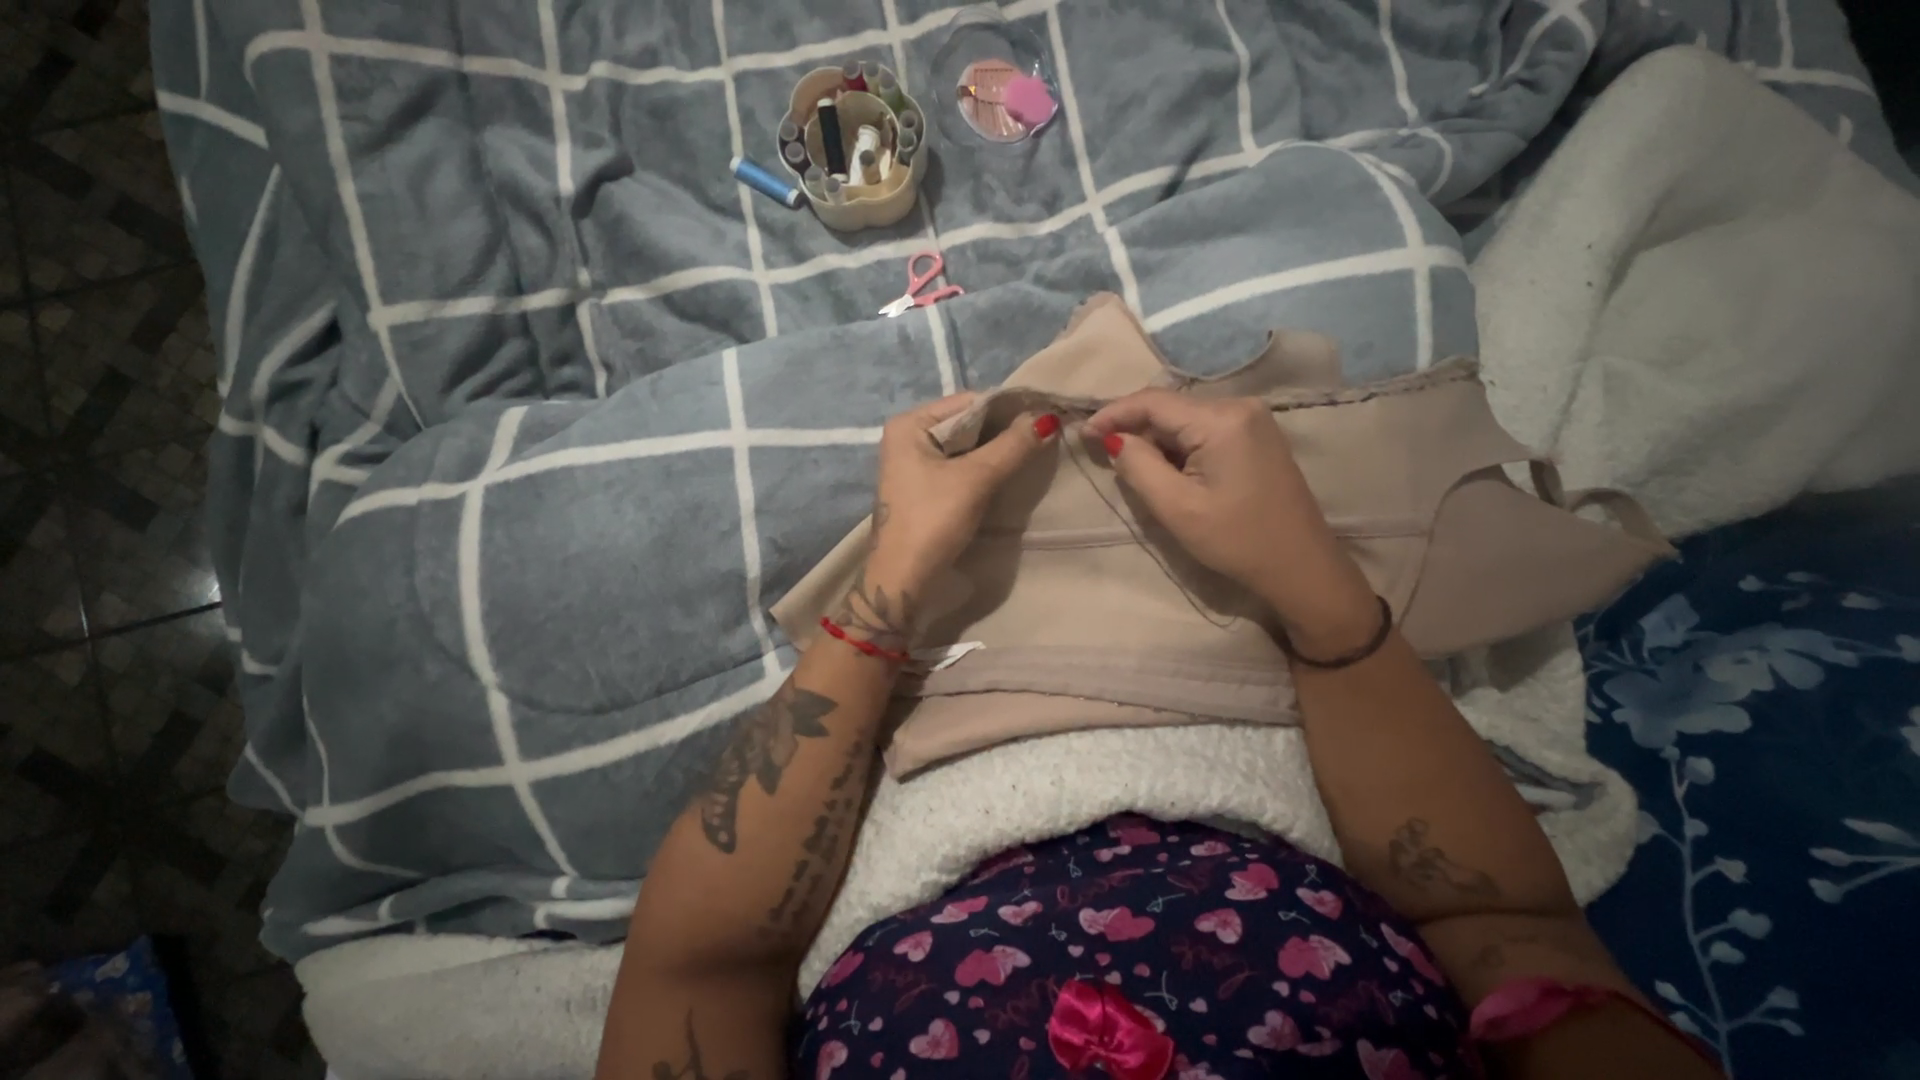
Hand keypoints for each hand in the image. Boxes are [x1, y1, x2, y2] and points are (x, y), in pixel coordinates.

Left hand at [841, 394, 1057, 648]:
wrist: (902, 581)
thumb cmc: (932, 522)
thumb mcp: (976, 479)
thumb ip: (1013, 445)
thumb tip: (1049, 417)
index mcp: (910, 423)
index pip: (969, 401)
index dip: (1008, 408)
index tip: (1046, 417)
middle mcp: (908, 436)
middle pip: (969, 422)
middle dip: (1004, 430)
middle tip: (1046, 436)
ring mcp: (915, 464)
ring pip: (967, 446)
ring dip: (998, 451)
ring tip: (1034, 453)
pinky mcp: (925, 488)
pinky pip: (961, 467)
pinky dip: (985, 468)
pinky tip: (1010, 473)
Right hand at [1086, 390, 1378, 654]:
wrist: (1300, 566)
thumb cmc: (1237, 540)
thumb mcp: (1177, 508)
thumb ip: (1138, 466)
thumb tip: (1112, 439)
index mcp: (1222, 419)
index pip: (1153, 401)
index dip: (1113, 414)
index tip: (1082, 435)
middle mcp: (1240, 406)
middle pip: (1170, 407)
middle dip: (1134, 429)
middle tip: (1105, 458)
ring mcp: (1254, 419)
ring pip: (1186, 419)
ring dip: (1157, 440)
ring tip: (1135, 470)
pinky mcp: (1258, 436)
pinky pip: (1205, 429)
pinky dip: (1180, 446)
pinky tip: (1169, 471)